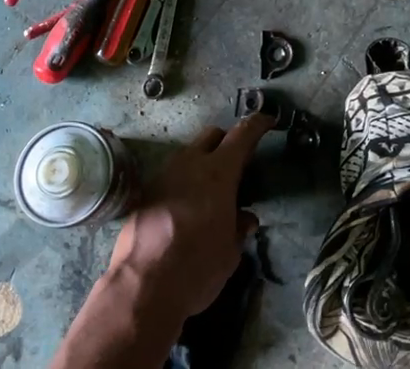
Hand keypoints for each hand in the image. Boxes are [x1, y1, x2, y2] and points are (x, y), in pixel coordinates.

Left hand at [107, 114, 273, 320]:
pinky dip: (184, 183)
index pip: (242, 134)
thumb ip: (239, 228)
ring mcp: (163, 176)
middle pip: (212, 135)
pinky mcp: (144, 194)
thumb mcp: (230, 252)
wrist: (141, 287)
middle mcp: (189, 165)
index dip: (257, 124)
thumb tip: (244, 217)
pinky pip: (171, 176)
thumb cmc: (196, 268)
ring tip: (210, 192)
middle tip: (238, 163)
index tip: (268, 121)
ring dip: (202, 163)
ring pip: (188, 155)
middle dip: (227, 141)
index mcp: (218, 173)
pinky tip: (186, 209)